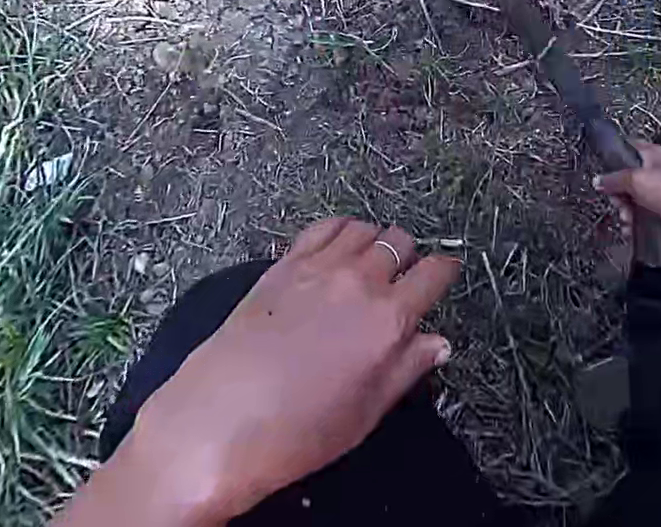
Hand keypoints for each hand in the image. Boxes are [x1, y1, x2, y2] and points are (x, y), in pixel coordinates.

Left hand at [79, 219, 460, 524]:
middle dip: (409, 255)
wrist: (214, 427)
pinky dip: (341, 230)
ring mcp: (322, 266)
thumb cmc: (296, 434)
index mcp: (388, 319)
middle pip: (401, 241)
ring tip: (368, 264)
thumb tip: (440, 342)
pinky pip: (326, 226)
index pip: (434, 272)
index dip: (445, 270)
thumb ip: (408, 368)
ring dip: (375, 241)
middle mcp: (361, 281)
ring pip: (366, 228)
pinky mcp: (287, 262)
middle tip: (401, 279)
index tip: (444, 275)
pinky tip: (337, 249)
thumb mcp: (365, 413)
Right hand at [594, 140, 660, 242]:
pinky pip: (644, 212)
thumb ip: (615, 179)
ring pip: (634, 196)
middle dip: (619, 192)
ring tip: (627, 222)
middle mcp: (660, 169)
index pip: (628, 147)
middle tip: (619, 204)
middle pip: (628, 176)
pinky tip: (632, 230)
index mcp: (655, 153)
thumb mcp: (637, 181)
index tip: (603, 174)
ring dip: (626, 210)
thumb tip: (598, 181)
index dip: (613, 158)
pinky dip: (636, 220)